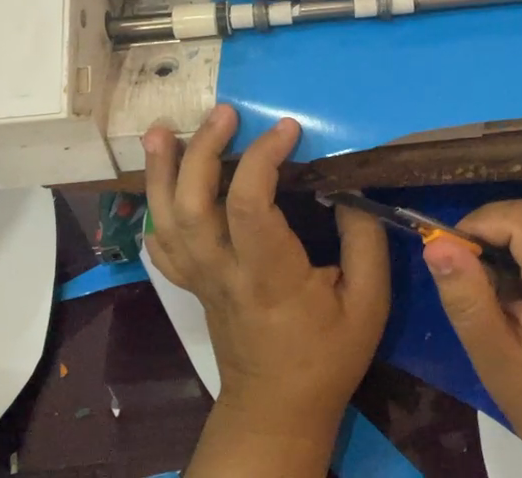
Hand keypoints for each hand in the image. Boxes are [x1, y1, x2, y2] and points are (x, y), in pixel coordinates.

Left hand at [144, 106, 389, 476]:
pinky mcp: (192, 284)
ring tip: (163, 129)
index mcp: (269, 276)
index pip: (249, 205)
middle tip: (225, 113)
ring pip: (165, 220)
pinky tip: (157, 179)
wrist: (277, 409)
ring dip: (160, 171)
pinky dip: (153, 210)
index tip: (288, 128)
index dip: (262, 158)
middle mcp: (223, 272)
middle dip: (202, 150)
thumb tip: (350, 186)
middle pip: (192, 204)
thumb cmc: (327, 357)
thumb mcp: (369, 304)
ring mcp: (200, 278)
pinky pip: (160, 246)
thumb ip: (365, 241)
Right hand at [425, 200, 521, 477]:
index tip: (450, 258)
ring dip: (503, 243)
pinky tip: (513, 289)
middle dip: (487, 235)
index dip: (477, 226)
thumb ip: (466, 298)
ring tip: (488, 288)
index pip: (518, 218)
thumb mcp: (493, 355)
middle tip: (466, 278)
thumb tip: (437, 246)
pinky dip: (521, 251)